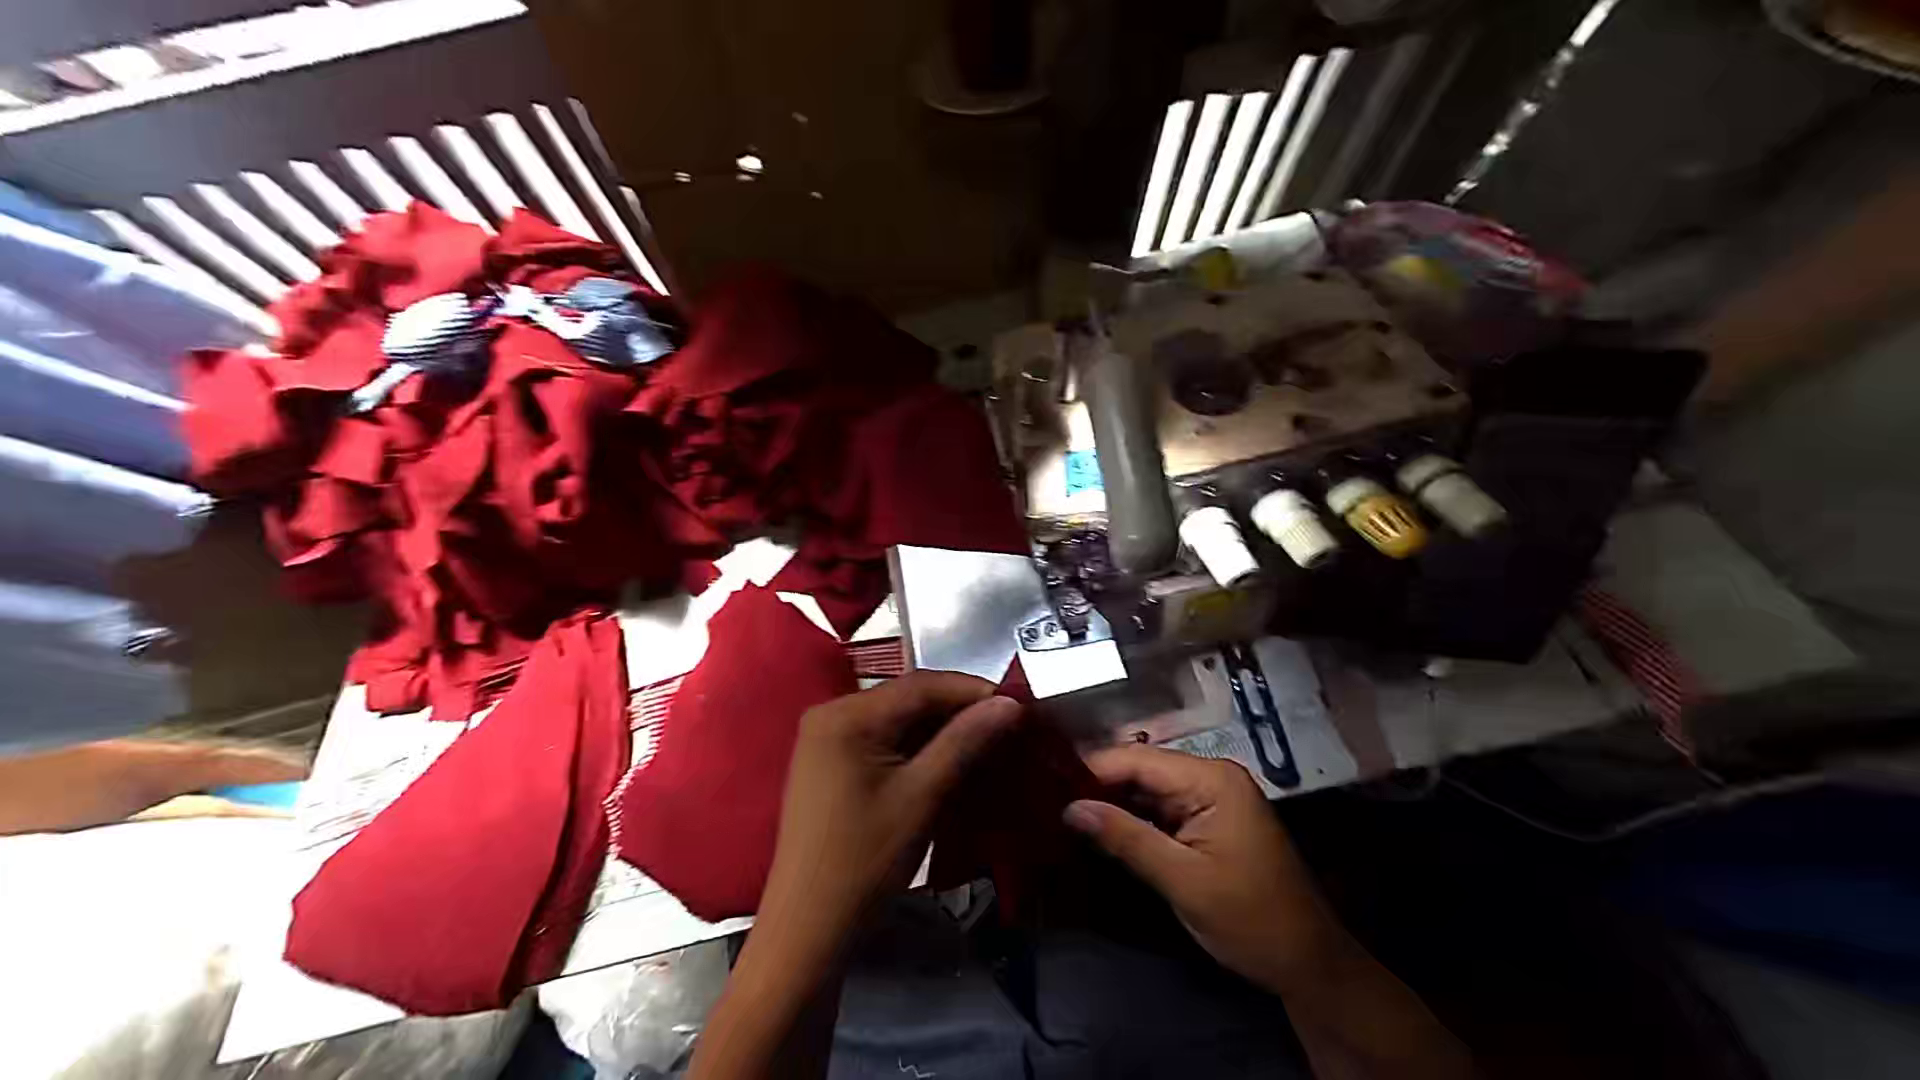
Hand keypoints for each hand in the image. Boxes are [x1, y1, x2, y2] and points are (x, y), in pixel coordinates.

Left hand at [756, 672, 1022, 958]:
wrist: (808, 930)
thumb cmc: (864, 862)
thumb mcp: (921, 798)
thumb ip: (964, 742)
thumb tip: (1009, 704)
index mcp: (846, 715)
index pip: (921, 684)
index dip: (972, 690)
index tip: (1018, 704)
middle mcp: (831, 714)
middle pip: (908, 699)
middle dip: (959, 711)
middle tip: (1008, 726)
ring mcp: (827, 739)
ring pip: (898, 720)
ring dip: (942, 730)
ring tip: (989, 741)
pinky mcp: (830, 763)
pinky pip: (883, 740)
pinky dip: (917, 748)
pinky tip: (950, 759)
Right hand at [1064, 745, 1339, 994]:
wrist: (1308, 965)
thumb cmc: (1252, 919)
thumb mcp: (1183, 880)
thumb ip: (1125, 838)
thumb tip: (1069, 808)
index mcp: (1211, 779)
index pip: (1137, 760)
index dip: (1091, 770)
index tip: (1046, 784)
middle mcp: (1209, 776)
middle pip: (1139, 770)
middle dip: (1096, 785)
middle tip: (1047, 799)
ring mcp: (1208, 797)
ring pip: (1144, 789)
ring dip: (1109, 802)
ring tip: (1062, 811)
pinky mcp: (1204, 819)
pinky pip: (1157, 808)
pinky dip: (1130, 818)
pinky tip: (1097, 827)